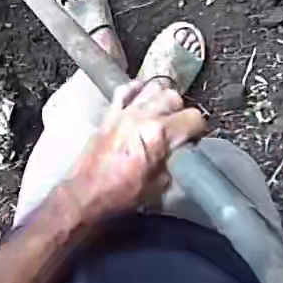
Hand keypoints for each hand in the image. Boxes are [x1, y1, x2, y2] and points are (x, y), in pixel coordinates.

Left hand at [55, 77, 206, 222]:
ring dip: (160, 99)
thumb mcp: (160, 184)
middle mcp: (142, 116)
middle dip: (180, 112)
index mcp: (158, 134)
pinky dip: (136, 90)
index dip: (196, 130)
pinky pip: (125, 89)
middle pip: (174, 97)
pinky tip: (140, 101)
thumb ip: (175, 160)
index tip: (192, 140)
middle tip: (177, 129)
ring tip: (160, 115)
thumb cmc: (122, 195)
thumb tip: (180, 150)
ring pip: (153, 87)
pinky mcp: (109, 113)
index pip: (193, 117)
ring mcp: (123, 111)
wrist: (86, 194)